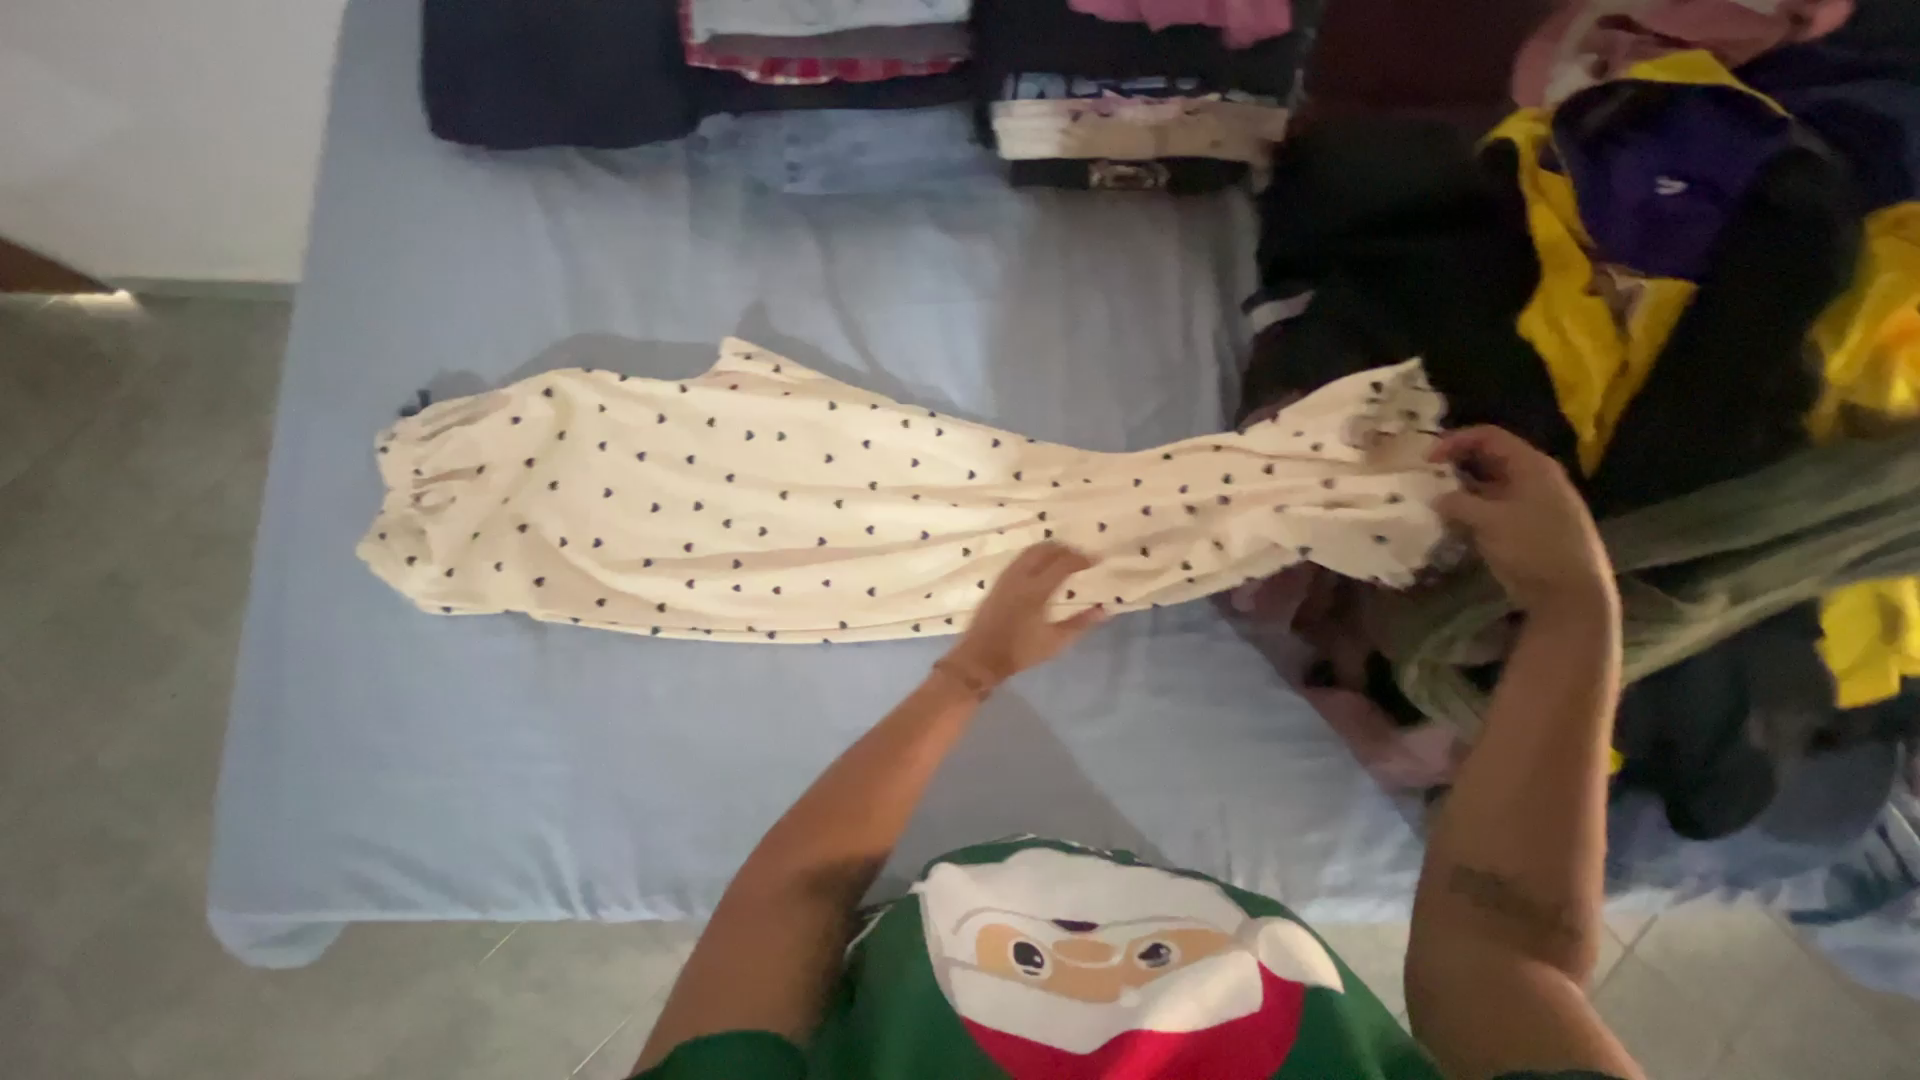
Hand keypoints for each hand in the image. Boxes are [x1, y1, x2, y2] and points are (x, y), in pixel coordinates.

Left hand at [943, 543, 1106, 687]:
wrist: (981, 657)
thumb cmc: (1020, 652)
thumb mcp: (1055, 641)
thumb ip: (1080, 623)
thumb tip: (1104, 610)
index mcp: (1036, 590)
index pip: (1063, 563)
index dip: (1082, 558)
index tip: (1097, 559)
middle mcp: (1020, 577)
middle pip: (1045, 549)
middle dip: (1066, 549)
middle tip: (1082, 557)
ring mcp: (1006, 577)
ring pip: (1031, 550)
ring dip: (1050, 549)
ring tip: (1065, 558)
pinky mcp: (998, 581)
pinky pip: (1020, 558)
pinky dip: (1036, 555)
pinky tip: (1042, 567)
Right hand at [1429, 427, 1617, 617]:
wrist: (1569, 591)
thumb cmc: (1533, 547)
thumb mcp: (1489, 521)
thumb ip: (1457, 503)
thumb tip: (1436, 498)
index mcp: (1531, 466)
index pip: (1488, 437)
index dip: (1455, 441)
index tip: (1427, 459)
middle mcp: (1531, 477)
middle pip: (1487, 457)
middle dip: (1454, 463)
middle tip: (1425, 476)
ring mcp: (1528, 502)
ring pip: (1486, 484)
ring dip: (1458, 488)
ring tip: (1430, 498)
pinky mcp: (1521, 525)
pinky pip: (1490, 506)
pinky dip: (1468, 508)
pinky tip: (1449, 520)